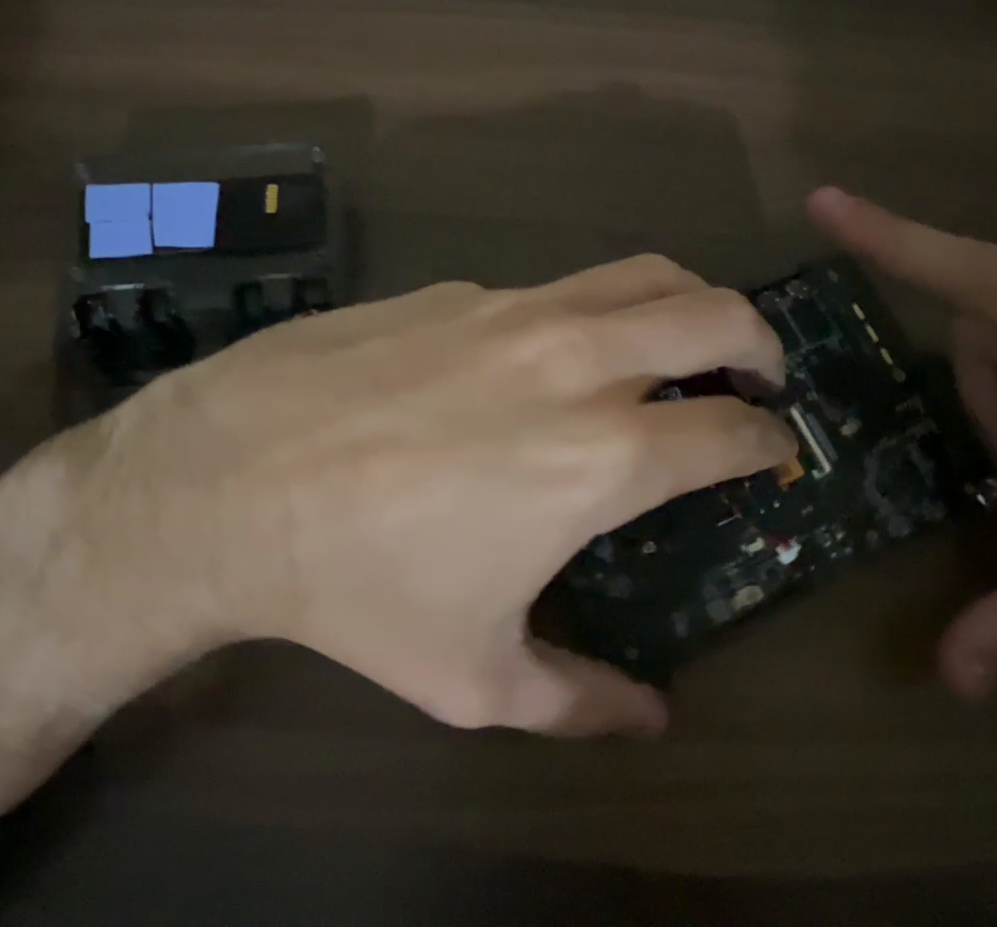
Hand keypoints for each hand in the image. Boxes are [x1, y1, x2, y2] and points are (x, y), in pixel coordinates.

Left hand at [0, 254, 795, 769]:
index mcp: (598, 459)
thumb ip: (578, 701)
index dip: (769, 440)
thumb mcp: (472, 678)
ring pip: (637, 274)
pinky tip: (545, 360)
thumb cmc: (354, 589)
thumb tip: (651, 722)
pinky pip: (549, 288)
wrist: (222, 486)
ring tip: (680, 343)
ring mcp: (508, 311)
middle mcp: (573, 364)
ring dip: (684, 303)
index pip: (731, 428)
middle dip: (759, 341)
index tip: (775, 450)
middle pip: (712, 312)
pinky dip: (585, 313)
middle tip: (758, 376)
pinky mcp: (450, 291)